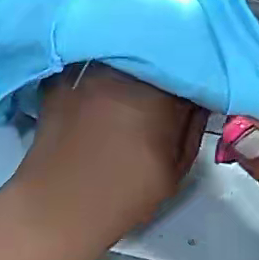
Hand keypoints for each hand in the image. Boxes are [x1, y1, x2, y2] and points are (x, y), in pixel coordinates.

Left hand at [7, 66, 203, 247]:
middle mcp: (124, 71)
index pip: (186, 69)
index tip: (194, 89)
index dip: (192, 77)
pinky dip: (105, 71)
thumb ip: (193, 127)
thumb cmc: (123, 193)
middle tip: (168, 88)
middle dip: (165, 67)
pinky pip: (95, 62)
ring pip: (124, 55)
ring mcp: (91, 70)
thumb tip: (199, 100)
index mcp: (158, 93)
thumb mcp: (175, 169)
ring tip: (135, 86)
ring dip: (135, 64)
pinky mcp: (66, 76)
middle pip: (154, 56)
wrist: (59, 204)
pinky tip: (106, 89)